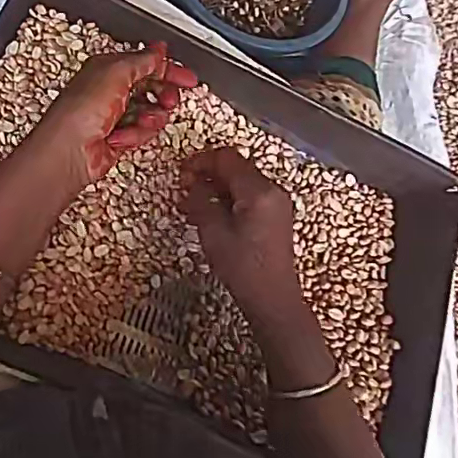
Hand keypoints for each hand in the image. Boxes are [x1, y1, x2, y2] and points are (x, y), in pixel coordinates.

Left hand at [27, 43, 198, 187]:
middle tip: (168, 101)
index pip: (146, 64)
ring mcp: (115, 116)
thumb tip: (158, 50)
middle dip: (163, 96)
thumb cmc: (82, 110)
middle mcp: (111, 91)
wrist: (69, 150)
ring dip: (149, 119)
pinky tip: (120, 138)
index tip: (188, 79)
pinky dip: (135, 136)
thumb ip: (142, 60)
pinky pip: (141, 134)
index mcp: (109, 69)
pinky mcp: (118, 138)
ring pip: (151, 114)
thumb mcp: (117, 72)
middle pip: (152, 89)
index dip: (168, 69)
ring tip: (140, 122)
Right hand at [181, 147, 304, 317]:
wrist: (273, 299)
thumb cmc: (242, 267)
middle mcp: (272, 190)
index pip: (227, 158)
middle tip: (183, 189)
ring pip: (241, 183)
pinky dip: (228, 200)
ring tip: (191, 205)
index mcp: (258, 191)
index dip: (200, 161)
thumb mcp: (213, 233)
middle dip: (207, 174)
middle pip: (236, 168)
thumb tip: (191, 182)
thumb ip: (200, 200)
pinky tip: (209, 215)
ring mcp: (276, 203)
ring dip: (215, 188)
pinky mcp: (275, 217)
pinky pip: (248, 197)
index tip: (180, 173)